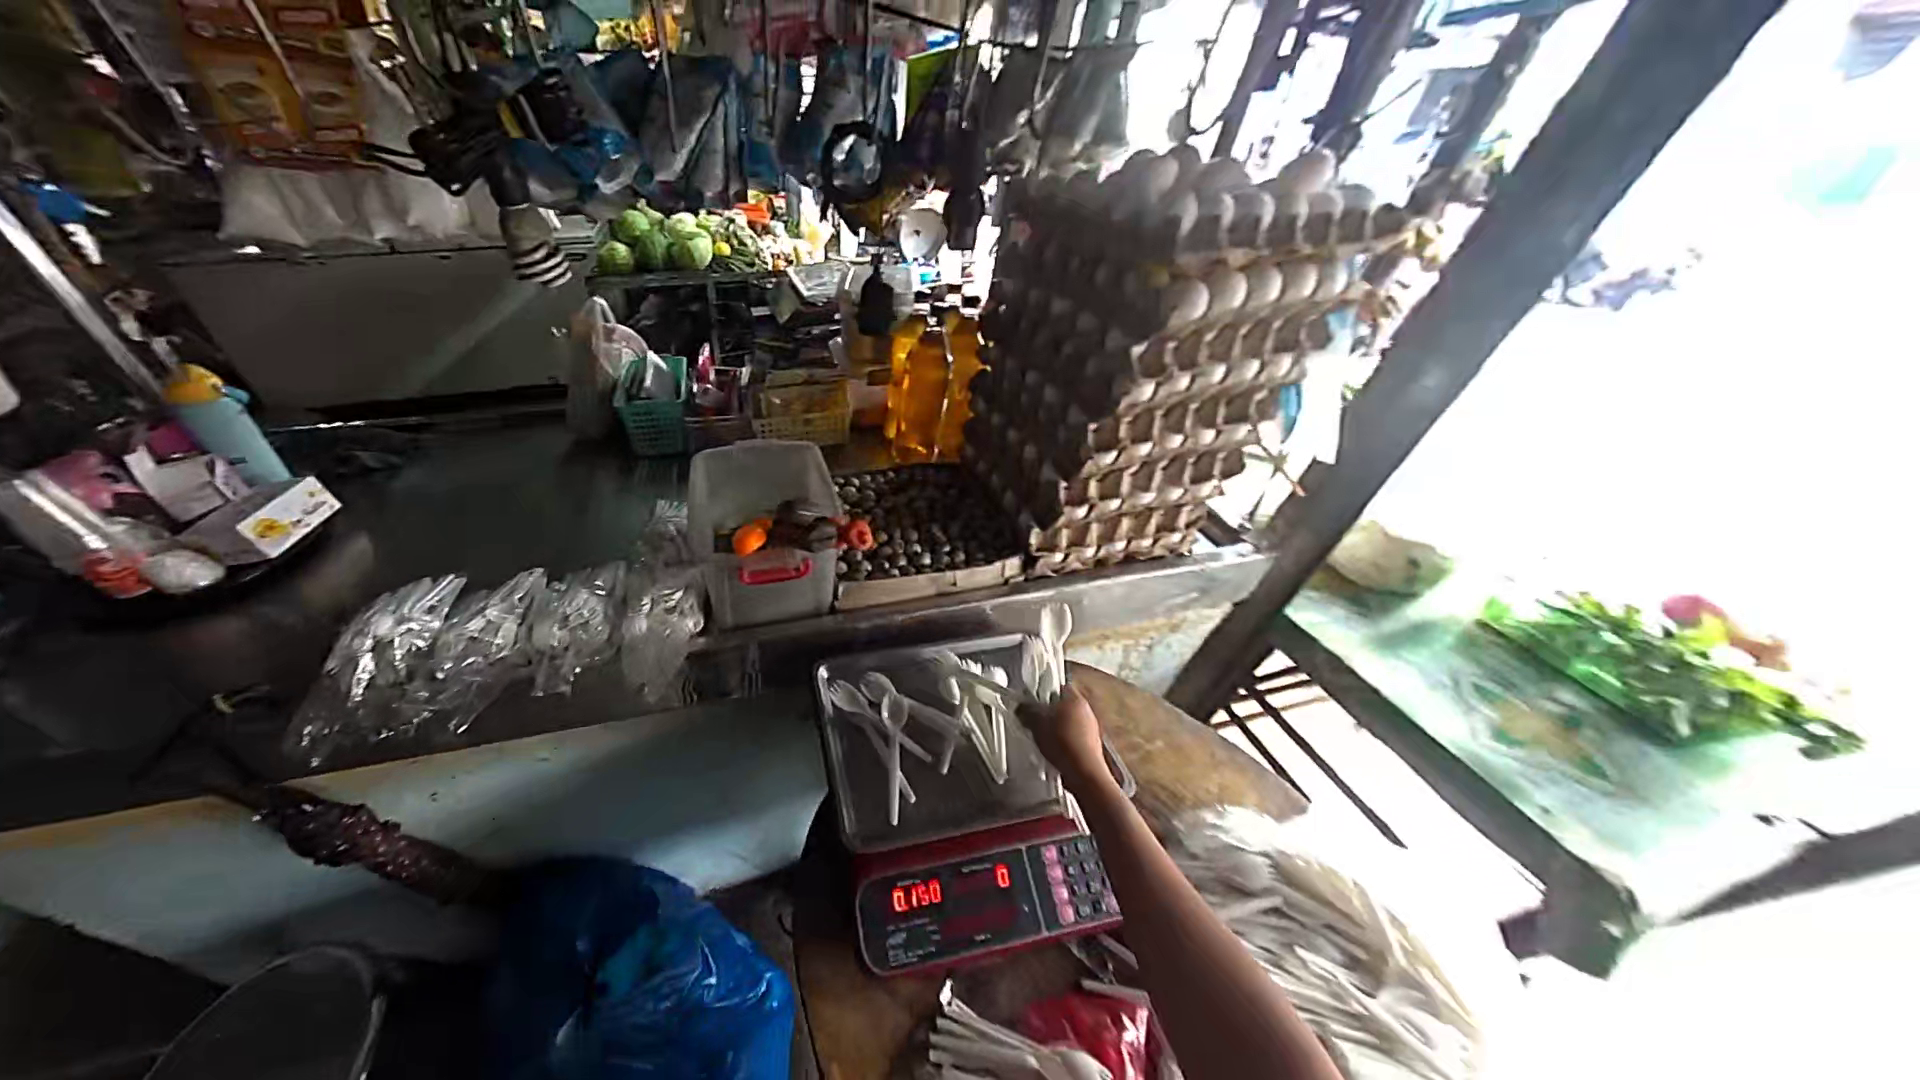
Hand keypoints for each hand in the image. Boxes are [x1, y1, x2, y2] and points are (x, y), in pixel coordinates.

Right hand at [1017, 683, 1111, 794]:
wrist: (1084, 773)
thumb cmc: (1063, 744)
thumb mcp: (1036, 724)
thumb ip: (1026, 711)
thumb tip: (1022, 708)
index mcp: (1075, 699)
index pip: (1057, 686)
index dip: (1042, 691)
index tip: (1032, 700)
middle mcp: (1086, 710)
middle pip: (1062, 705)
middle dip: (1047, 713)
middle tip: (1033, 721)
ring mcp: (1091, 728)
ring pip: (1067, 722)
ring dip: (1055, 728)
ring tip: (1041, 739)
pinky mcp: (1091, 745)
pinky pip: (1072, 738)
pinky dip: (1063, 742)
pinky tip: (1053, 752)